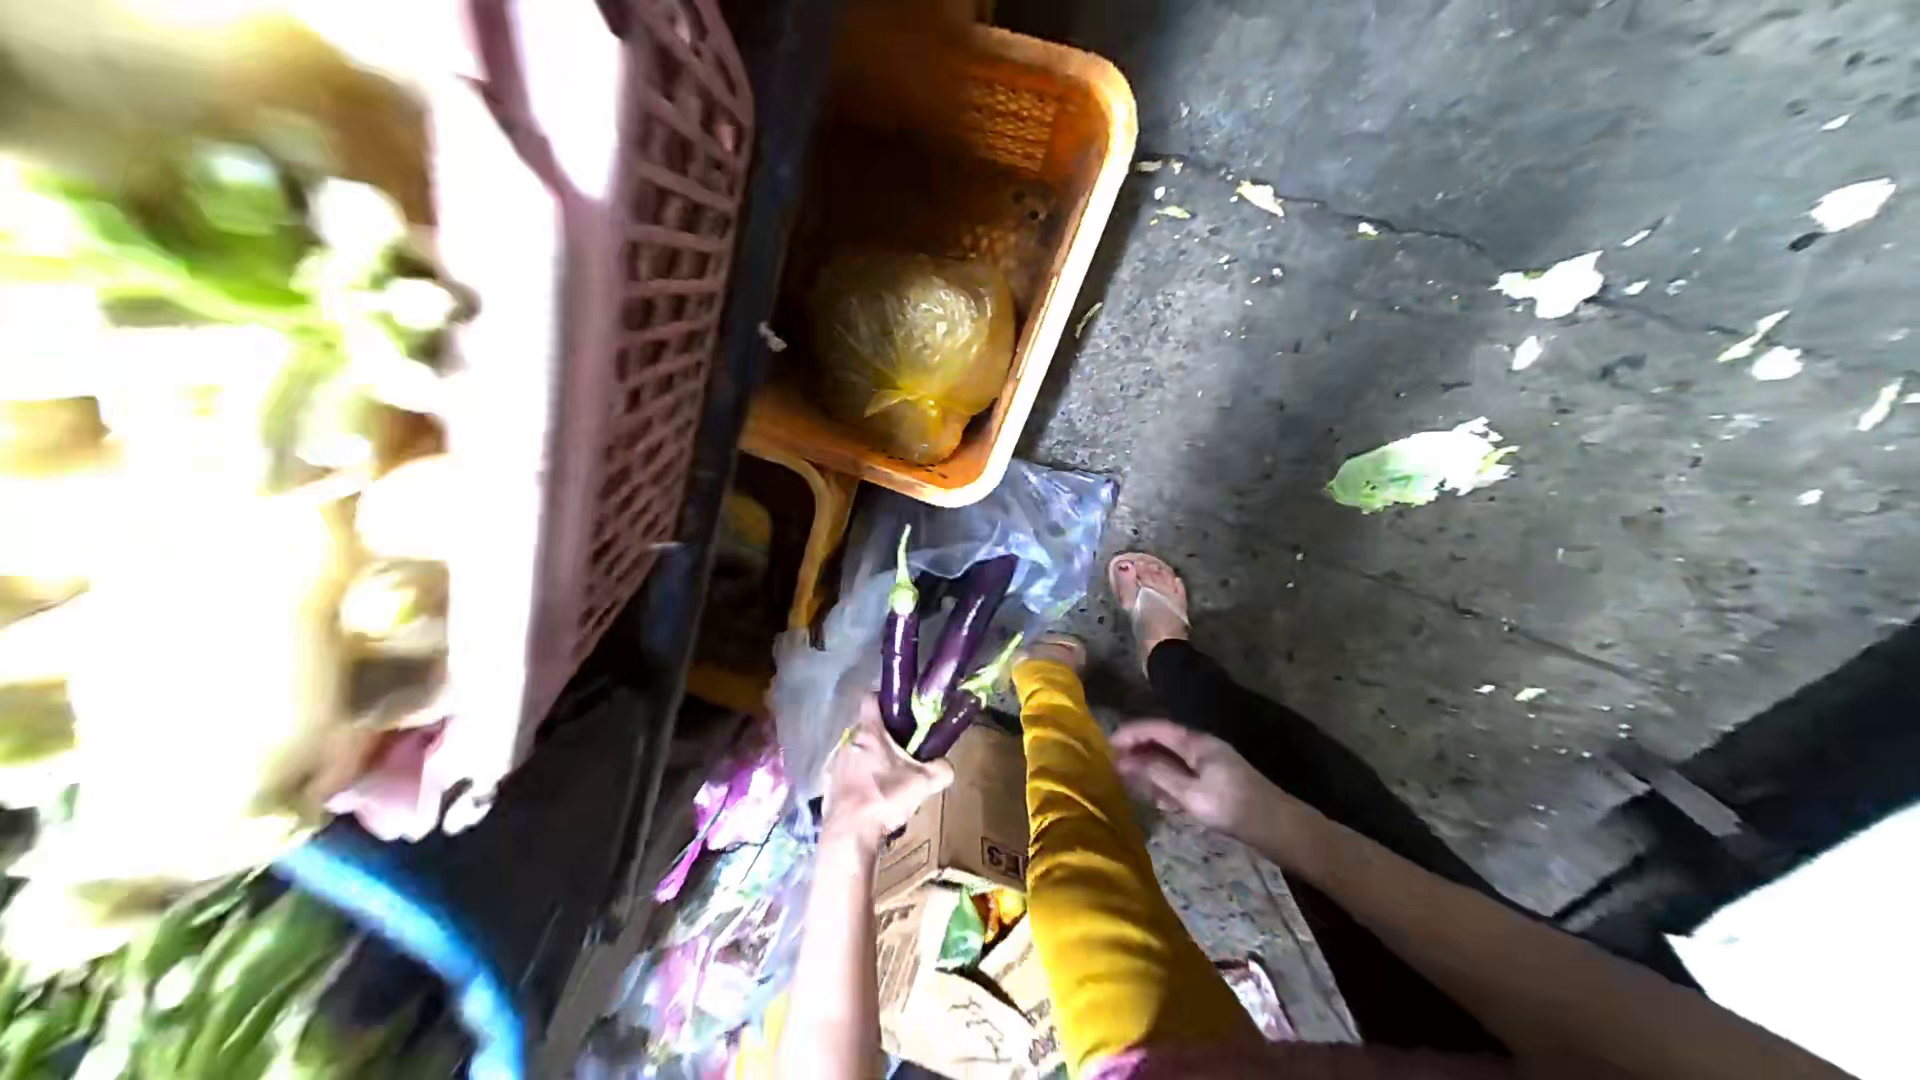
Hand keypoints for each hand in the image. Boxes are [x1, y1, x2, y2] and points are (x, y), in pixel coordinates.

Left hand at [821, 695, 954, 853]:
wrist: (850, 833)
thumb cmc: (885, 797)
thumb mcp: (924, 783)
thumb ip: (941, 770)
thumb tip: (946, 766)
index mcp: (869, 732)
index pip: (870, 699)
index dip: (883, 699)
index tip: (897, 709)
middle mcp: (847, 742)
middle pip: (865, 729)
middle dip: (881, 738)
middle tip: (899, 753)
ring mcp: (834, 764)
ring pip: (854, 753)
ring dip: (867, 761)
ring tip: (884, 781)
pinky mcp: (826, 786)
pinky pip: (844, 776)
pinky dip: (855, 782)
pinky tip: (868, 800)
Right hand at [1111, 720, 1310, 853]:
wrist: (1283, 831)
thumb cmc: (1235, 809)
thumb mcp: (1191, 794)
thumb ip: (1157, 774)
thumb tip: (1124, 760)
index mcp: (1196, 742)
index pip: (1155, 728)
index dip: (1129, 733)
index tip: (1105, 744)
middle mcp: (1202, 746)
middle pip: (1162, 741)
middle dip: (1137, 751)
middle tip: (1112, 766)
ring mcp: (1210, 764)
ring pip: (1171, 759)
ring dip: (1150, 768)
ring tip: (1131, 784)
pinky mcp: (1216, 781)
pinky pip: (1182, 774)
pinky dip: (1166, 783)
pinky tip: (1161, 801)